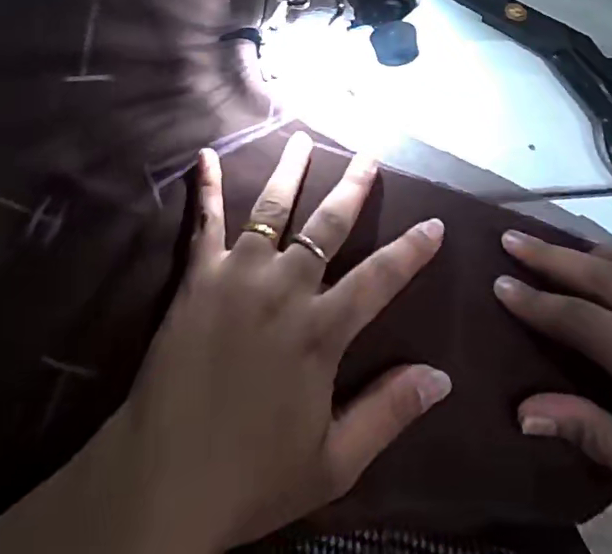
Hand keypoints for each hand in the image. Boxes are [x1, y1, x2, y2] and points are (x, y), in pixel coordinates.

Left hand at [0, 133, 449, 553]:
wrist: (171, 468)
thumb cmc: (256, 471)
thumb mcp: (336, 460)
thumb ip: (388, 412)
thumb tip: (440, 377)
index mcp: (320, 333)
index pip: (378, 280)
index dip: (410, 251)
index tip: (433, 222)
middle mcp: (282, 290)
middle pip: (326, 227)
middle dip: (351, 189)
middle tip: (367, 156)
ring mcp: (235, 276)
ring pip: (269, 210)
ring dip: (289, 172)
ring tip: (303, 140)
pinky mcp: (196, 276)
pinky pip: (204, 221)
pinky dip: (209, 186)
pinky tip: (206, 155)